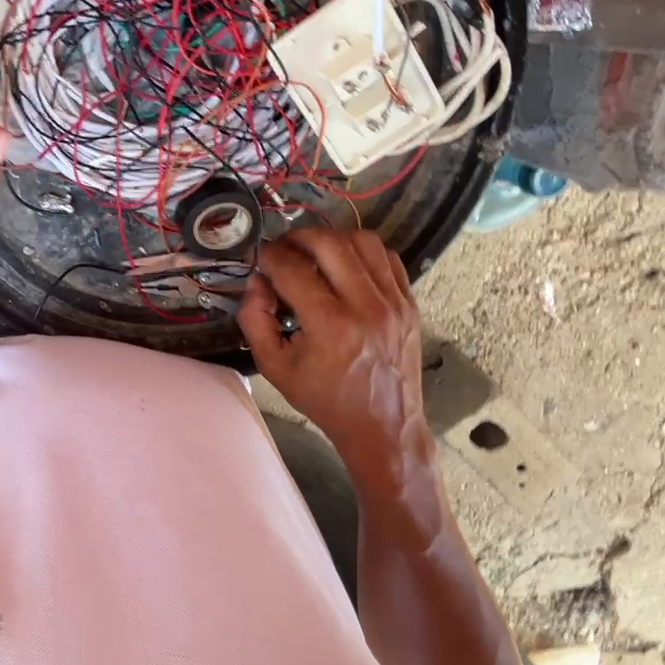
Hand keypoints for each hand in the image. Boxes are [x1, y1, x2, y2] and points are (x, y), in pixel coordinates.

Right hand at [238, 230, 428, 473]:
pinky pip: (388, 257)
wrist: (384, 426)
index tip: (260, 258)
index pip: (293, 269)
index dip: (270, 256)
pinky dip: (362, 252)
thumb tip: (257, 282)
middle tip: (283, 248)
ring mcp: (395, 303)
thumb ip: (254, 320)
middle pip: (329, 243)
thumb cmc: (324, 399)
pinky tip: (345, 265)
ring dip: (332, 239)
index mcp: (330, 326)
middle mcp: (367, 307)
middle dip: (298, 237)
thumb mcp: (274, 367)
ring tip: (314, 252)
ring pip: (362, 241)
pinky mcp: (410, 304)